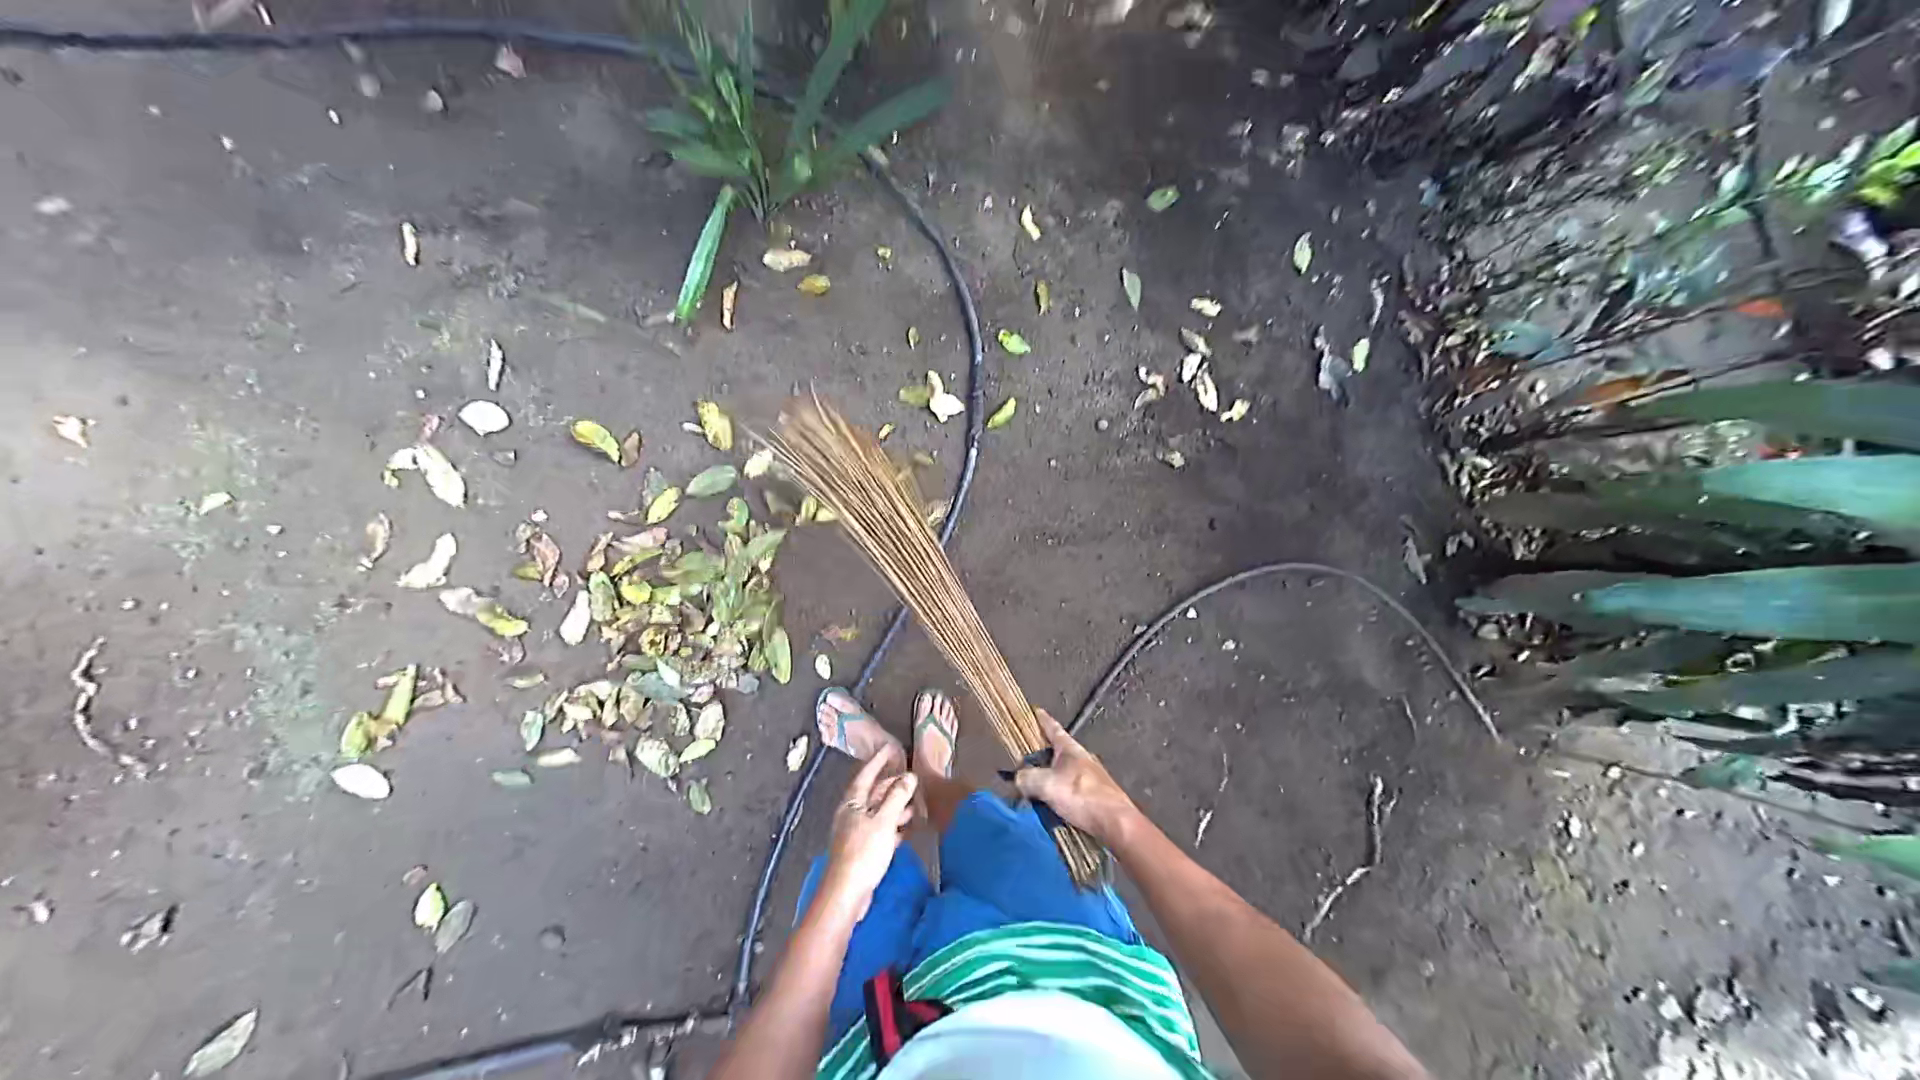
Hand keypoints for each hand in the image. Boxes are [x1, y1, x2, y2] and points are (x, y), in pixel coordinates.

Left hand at [819, 752, 917, 920]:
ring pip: (878, 811)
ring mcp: (856, 832)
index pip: (866, 775)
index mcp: (852, 802)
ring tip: (913, 800)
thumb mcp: (884, 821)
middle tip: (909, 775)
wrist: (847, 893)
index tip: (889, 747)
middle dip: (891, 783)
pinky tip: (906, 827)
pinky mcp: (862, 849)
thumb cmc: (863, 852)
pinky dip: (893, 825)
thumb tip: (909, 776)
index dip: (878, 761)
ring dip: (895, 805)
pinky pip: (880, 829)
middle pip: (873, 793)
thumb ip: (897, 797)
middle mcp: (851, 813)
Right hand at [1015, 709, 1142, 846]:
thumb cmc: (1081, 796)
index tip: (1037, 711)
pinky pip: (1071, 791)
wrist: (1115, 823)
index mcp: (1071, 749)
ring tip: (1036, 786)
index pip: (1054, 729)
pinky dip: (1059, 794)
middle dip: (1043, 754)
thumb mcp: (1046, 784)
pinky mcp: (1096, 797)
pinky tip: (1052, 805)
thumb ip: (1027, 778)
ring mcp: (1092, 778)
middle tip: (1027, 757)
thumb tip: (1017, 778)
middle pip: (1059, 752)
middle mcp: (1082, 760)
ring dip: (1051, 777)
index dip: (1043, 720)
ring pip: (1065, 773)